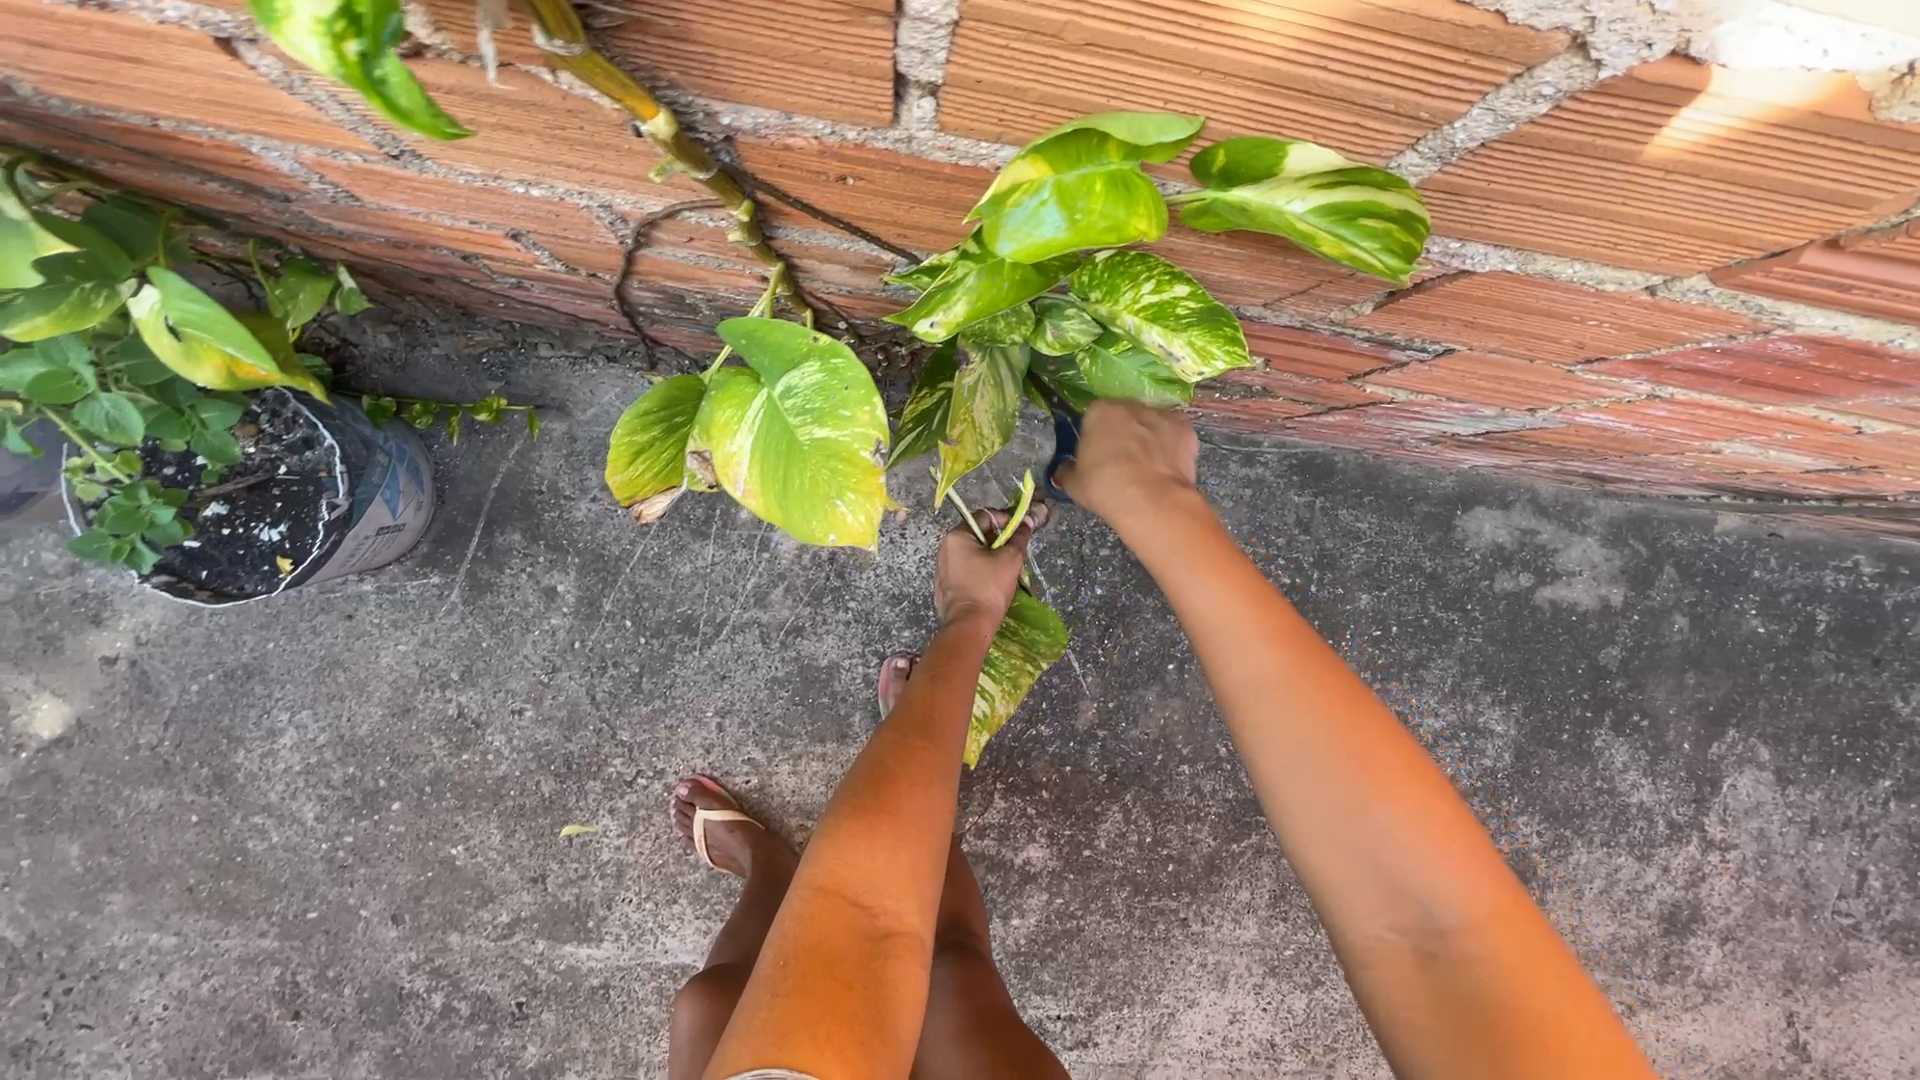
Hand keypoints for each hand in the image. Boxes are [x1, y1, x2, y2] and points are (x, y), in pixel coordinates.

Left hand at [934, 504, 1044, 630]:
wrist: (969, 624)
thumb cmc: (989, 587)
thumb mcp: (1010, 559)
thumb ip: (1019, 537)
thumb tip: (1028, 521)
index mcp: (957, 536)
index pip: (984, 516)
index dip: (1005, 519)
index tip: (1020, 530)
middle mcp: (945, 548)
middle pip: (977, 535)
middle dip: (999, 540)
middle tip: (1016, 551)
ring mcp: (942, 568)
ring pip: (972, 553)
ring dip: (991, 556)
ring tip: (1007, 568)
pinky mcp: (945, 585)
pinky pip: (966, 569)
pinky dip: (980, 570)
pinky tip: (992, 582)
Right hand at [1054, 400, 1198, 522]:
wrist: (1150, 500)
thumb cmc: (1105, 487)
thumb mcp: (1074, 484)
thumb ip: (1067, 471)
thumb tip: (1063, 470)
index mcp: (1099, 411)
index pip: (1094, 417)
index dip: (1095, 437)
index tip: (1096, 455)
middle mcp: (1132, 406)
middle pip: (1125, 416)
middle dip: (1124, 433)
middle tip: (1122, 461)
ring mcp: (1162, 415)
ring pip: (1152, 424)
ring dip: (1149, 438)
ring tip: (1147, 467)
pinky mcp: (1186, 430)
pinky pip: (1175, 436)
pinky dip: (1172, 447)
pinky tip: (1167, 468)